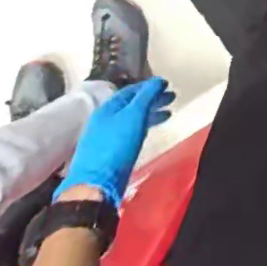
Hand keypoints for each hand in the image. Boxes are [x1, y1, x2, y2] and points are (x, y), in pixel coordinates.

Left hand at [55, 77, 173, 208]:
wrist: (95, 184)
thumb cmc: (116, 146)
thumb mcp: (134, 115)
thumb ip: (147, 96)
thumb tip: (158, 81)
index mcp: (108, 108)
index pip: (132, 90)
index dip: (149, 86)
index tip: (166, 85)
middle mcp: (104, 120)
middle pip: (132, 104)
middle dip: (152, 99)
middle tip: (171, 98)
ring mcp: (105, 136)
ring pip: (132, 118)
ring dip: (150, 113)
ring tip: (167, 113)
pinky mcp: (109, 151)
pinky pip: (130, 130)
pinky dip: (143, 125)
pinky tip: (150, 129)